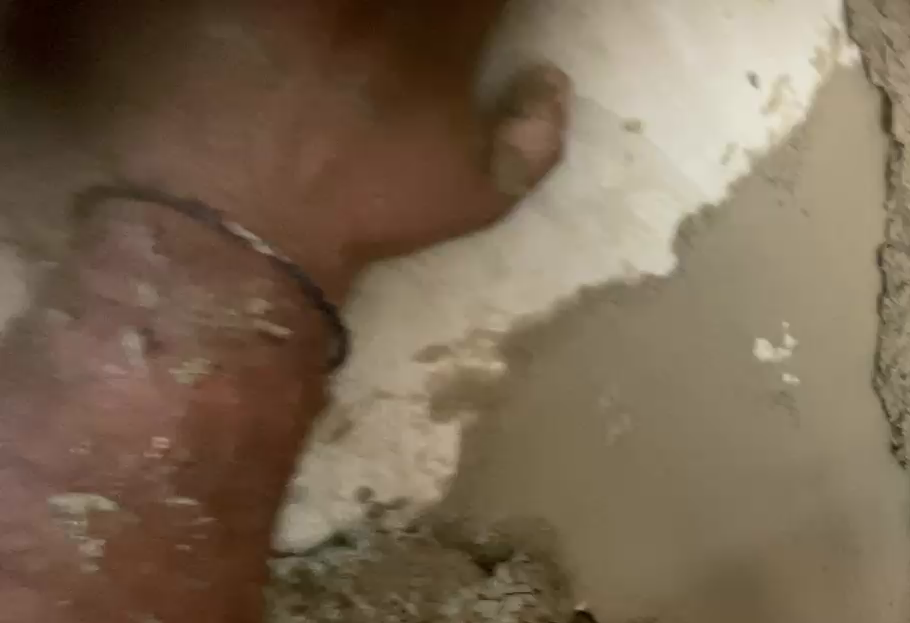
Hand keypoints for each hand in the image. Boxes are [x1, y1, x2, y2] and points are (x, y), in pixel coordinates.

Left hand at [14, 0, 568, 297]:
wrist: (250, 209)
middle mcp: (372, 4)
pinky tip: (322, 27)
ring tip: (381, 28)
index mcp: (439, 45)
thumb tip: (554, 78)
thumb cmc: (377, 206)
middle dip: (443, 5)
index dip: (491, 4)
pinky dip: (311, 11)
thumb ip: (534, 140)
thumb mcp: (483, 196)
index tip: (491, 18)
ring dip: (378, 11)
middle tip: (440, 26)